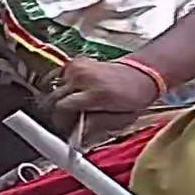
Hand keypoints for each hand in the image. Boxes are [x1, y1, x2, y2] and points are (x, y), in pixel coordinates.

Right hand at [44, 58, 159, 142]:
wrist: (142, 75)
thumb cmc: (133, 97)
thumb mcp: (119, 118)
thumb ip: (93, 125)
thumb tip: (72, 132)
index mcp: (98, 93)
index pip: (62, 107)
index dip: (61, 120)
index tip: (64, 127)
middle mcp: (84, 77)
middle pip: (54, 97)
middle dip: (58, 111)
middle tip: (66, 119)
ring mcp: (77, 68)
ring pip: (53, 88)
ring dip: (59, 98)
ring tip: (71, 104)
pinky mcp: (73, 63)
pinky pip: (56, 78)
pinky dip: (60, 87)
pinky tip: (71, 91)